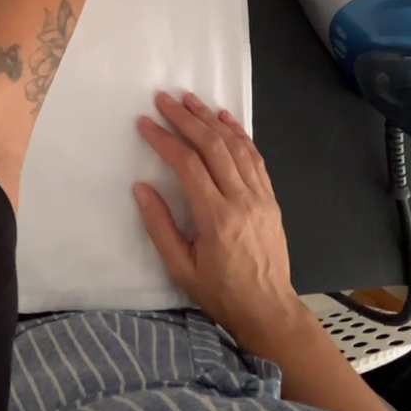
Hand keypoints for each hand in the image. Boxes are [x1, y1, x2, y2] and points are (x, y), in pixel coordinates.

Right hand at [133, 92, 311, 353]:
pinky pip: (255, 157)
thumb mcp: (181, 268)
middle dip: (186, 119)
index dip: (165, 139)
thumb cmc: (221, 292)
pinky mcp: (270, 197)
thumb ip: (159, 226)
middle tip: (164, 99)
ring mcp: (260, 196)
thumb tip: (140, 187)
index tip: (146, 123)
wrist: (269, 310)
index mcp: (216, 217)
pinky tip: (226, 119)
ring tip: (191, 100)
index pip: (188, 164)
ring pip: (235, 146)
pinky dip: (239, 134)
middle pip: (212, 146)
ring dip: (211, 119)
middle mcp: (241, 199)